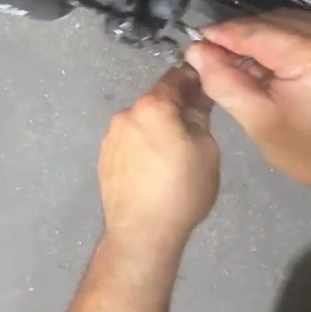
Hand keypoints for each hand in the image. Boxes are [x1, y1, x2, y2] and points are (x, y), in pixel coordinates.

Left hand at [98, 64, 220, 249]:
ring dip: (156, 130)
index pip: (175, 78)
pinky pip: (129, 143)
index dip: (193, 79)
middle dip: (175, 109)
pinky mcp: (104, 159)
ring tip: (173, 156)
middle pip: (155, 102)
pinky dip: (142, 147)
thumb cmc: (181, 190)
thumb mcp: (206, 150)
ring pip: (141, 124)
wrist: (141, 233)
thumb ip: (200, 117)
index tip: (206, 87)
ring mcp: (110, 138)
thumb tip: (196, 102)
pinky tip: (153, 169)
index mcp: (152, 107)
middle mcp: (125, 115)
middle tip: (195, 128)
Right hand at [185, 10, 310, 197]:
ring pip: (287, 22)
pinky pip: (303, 30)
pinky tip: (262, 60)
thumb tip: (196, 51)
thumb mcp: (260, 121)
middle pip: (273, 21)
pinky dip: (279, 40)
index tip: (194, 40)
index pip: (259, 32)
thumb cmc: (310, 152)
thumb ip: (225, 83)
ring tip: (233, 58)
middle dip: (239, 35)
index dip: (223, 34)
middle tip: (209, 53)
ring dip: (258, 36)